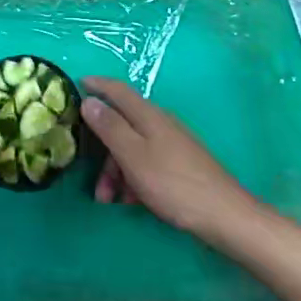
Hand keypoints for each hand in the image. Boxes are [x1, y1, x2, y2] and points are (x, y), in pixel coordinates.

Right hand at [81, 77, 255, 239]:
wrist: (224, 215)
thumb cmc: (172, 183)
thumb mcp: (133, 155)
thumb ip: (110, 127)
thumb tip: (89, 100)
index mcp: (147, 114)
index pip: (117, 89)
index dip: (96, 85)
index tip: (76, 84)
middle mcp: (159, 122)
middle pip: (122, 124)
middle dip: (102, 147)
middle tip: (91, 177)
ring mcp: (171, 143)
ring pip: (132, 146)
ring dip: (116, 169)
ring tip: (109, 200)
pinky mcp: (179, 163)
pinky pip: (146, 161)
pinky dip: (133, 177)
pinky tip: (131, 201)